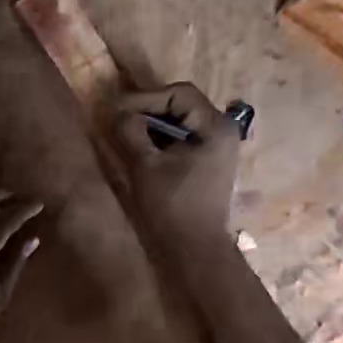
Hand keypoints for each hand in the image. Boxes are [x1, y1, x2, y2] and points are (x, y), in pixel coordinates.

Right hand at [113, 83, 241, 241]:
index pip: (179, 94)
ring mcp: (219, 147)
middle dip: (149, 108)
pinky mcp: (210, 161)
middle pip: (182, 104)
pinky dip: (163, 138)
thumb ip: (132, 132)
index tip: (118, 108)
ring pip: (182, 121)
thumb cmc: (173, 205)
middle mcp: (223, 131)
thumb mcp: (146, 165)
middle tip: (120, 115)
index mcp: (216, 127)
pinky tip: (141, 144)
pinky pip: (185, 138)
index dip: (146, 97)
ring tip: (126, 129)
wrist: (195, 249)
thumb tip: (119, 112)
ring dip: (154, 123)